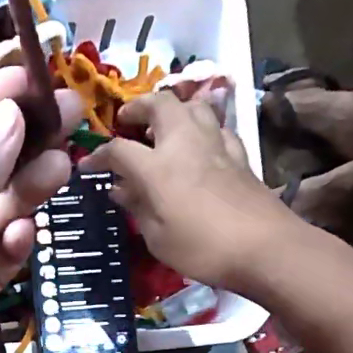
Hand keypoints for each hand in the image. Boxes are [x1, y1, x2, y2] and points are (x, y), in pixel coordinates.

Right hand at [85, 91, 306, 290]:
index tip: (88, 166)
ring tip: (164, 128)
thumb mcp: (158, 238)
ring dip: (174, 110)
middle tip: (127, 123)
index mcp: (157, 166)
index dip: (99, 156)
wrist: (263, 247)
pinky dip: (204, 129)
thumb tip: (120, 189)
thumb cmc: (202, 249)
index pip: (119, 149)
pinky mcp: (239, 154)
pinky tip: (201, 145)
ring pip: (193, 106)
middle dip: (139, 108)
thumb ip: (137, 208)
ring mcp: (216, 144)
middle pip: (159, 104)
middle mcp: (185, 143)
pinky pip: (218, 127)